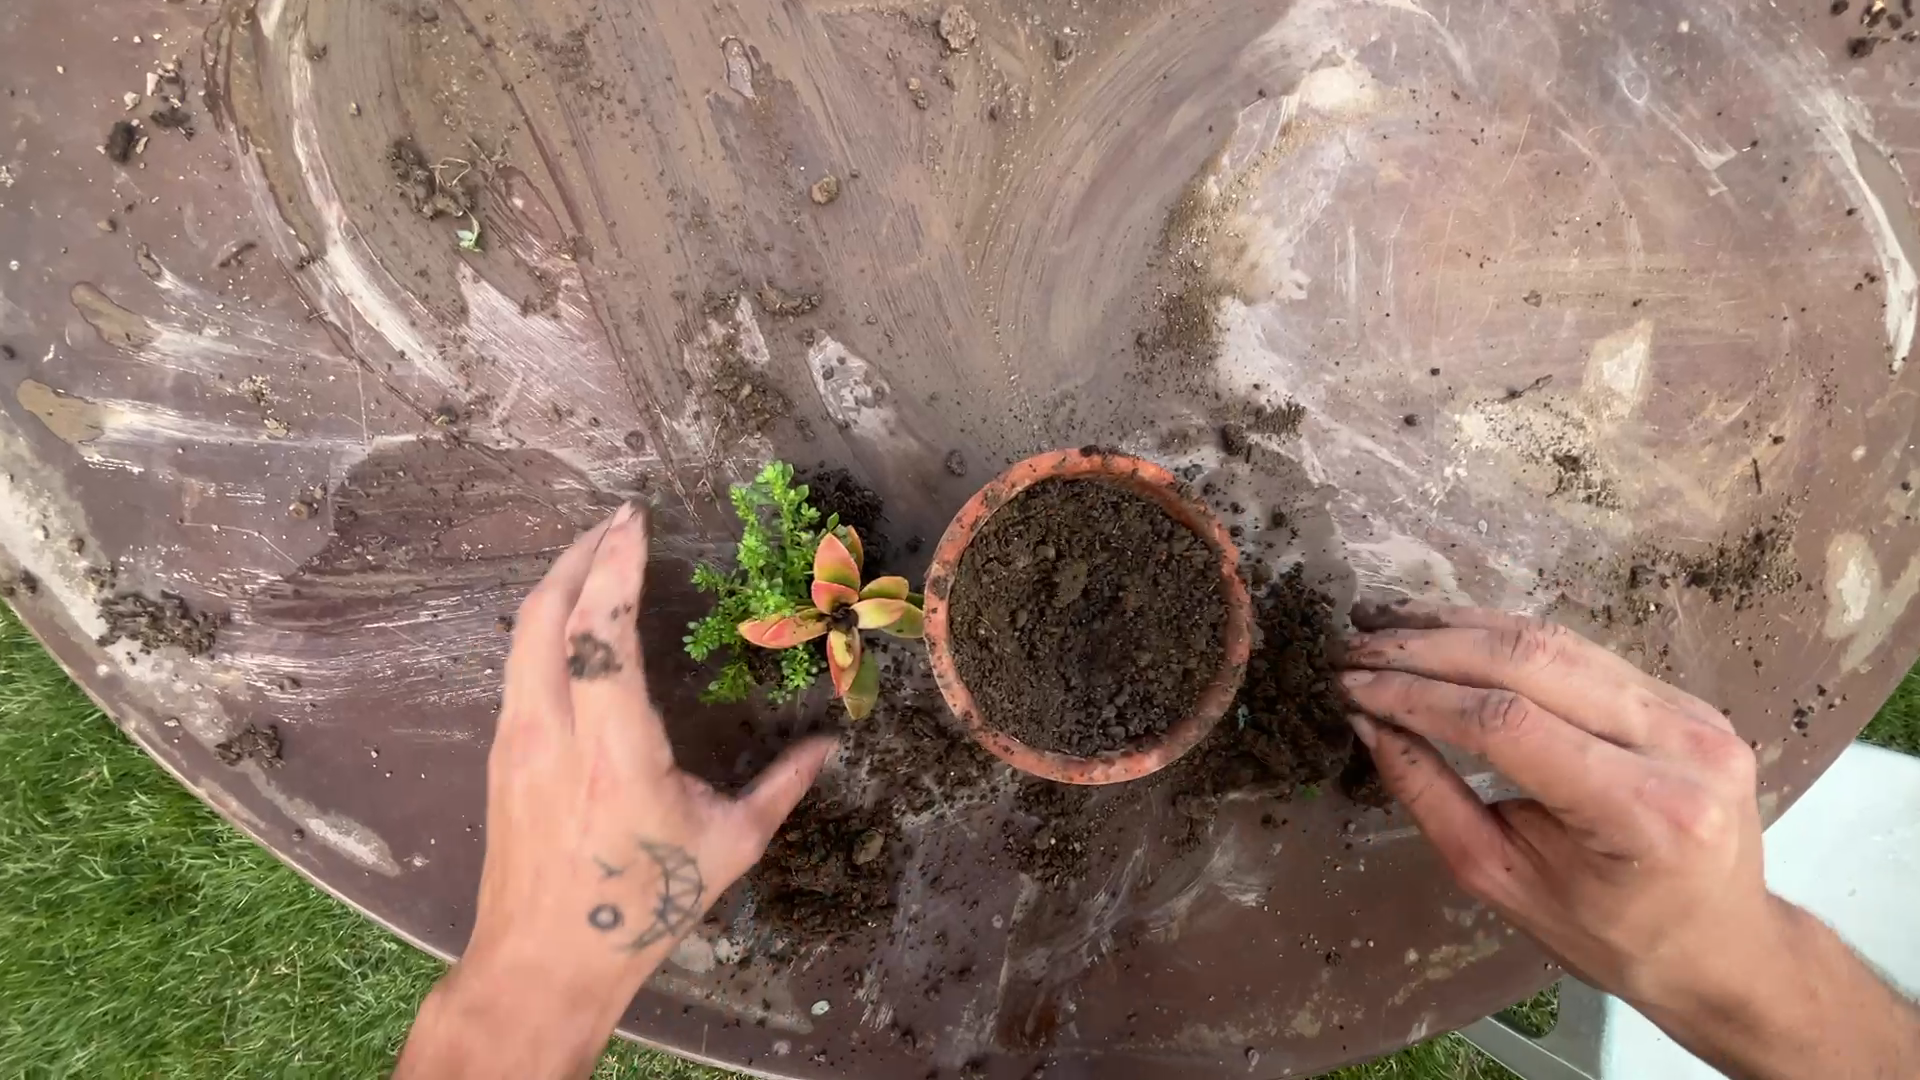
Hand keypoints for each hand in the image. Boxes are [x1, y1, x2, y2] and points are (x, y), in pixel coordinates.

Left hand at [398, 503, 835, 1079]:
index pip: (601, 636)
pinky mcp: (500, 752)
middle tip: (618, 519)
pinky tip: (576, 615)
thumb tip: (830, 746)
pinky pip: (519, 661)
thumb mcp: (729, 845)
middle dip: (580, 554)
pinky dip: (548, 618)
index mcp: (615, 750)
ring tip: (599, 550)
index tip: (635, 522)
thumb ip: (783, 786)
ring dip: (560, 581)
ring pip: (520, 633)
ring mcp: (515, 740)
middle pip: (544, 615)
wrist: (539, 967)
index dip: (616, 569)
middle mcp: (552, 731)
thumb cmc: (642, 905)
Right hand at [1336, 600, 1772, 1011]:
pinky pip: (1566, 645)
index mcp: (1640, 813)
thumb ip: (1424, 791)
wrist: (1722, 944)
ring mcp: (1689, 711)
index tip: (1347, 686)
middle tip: (1351, 648)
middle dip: (1421, 648)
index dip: (1413, 695)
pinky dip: (1487, 630)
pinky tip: (1435, 628)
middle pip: (1525, 661)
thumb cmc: (1599, 928)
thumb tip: (1365, 719)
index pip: (1502, 722)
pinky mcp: (1678, 694)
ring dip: (1448, 624)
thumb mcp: (1492, 874)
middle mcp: (1679, 748)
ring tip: (1378, 621)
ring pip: (1545, 639)